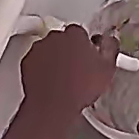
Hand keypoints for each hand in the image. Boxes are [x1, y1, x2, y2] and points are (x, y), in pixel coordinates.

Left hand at [0, 25, 118, 138]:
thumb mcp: (107, 68)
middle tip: (77, 68)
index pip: (82, 32)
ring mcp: (39, 48)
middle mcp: (55, 37)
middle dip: (69, 50)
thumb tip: (111, 41)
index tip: (88, 55)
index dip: (86, 45)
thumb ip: (110, 48)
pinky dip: (42, 66)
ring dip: (55, 57)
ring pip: (49, 48)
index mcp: (76, 34)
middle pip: (64, 38)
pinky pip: (36, 59)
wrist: (53, 106)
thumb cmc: (79, 88)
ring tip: (64, 77)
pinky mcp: (28, 60)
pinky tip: (51, 80)